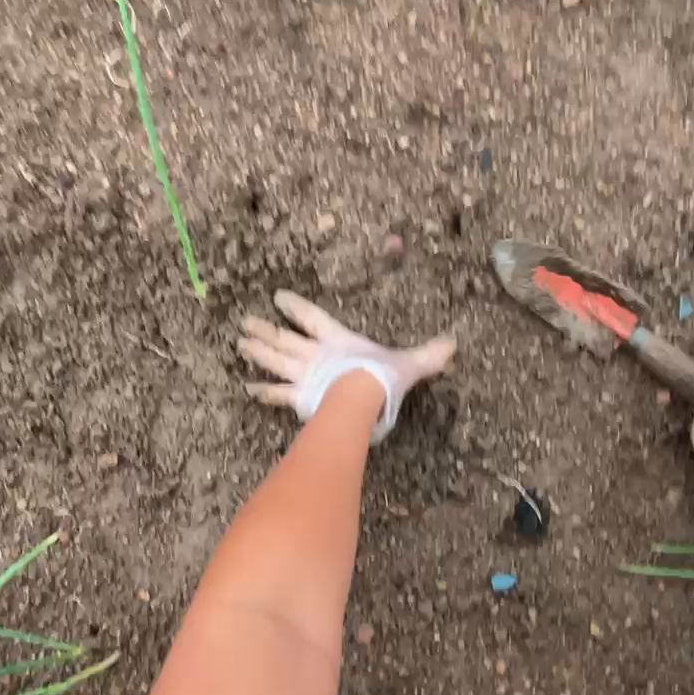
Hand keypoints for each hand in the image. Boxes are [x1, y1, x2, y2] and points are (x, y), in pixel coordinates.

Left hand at [238, 290, 455, 442]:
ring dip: (258, 353)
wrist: (363, 396)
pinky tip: (249, 389)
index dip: (295, 307)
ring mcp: (304, 374)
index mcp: (337, 339)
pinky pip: (277, 393)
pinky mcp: (299, 396)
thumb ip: (427, 355)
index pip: (312, 317)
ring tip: (240, 344)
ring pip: (275, 360)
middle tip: (246, 323)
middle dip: (266, 331)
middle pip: (285, 339)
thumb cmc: (383, 377)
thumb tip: (453, 345)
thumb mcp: (408, 363)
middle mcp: (315, 353)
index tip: (278, 298)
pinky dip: (263, 392)